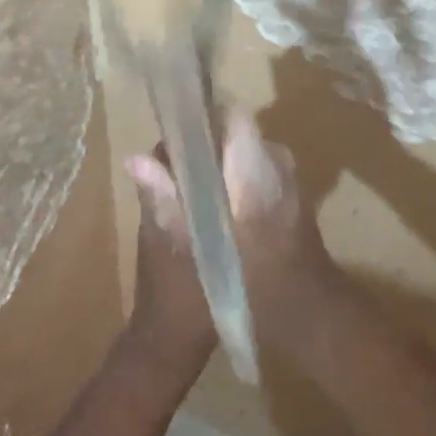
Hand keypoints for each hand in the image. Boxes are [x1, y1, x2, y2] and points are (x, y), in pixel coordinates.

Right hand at [124, 111, 336, 352]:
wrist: (301, 320)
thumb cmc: (240, 288)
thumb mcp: (185, 249)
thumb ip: (162, 200)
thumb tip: (134, 158)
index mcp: (256, 170)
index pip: (231, 115)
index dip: (197, 115)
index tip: (168, 131)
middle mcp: (279, 166)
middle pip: (231, 134)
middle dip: (197, 146)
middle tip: (166, 175)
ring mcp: (289, 182)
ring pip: (240, 154)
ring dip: (211, 168)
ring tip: (182, 197)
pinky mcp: (290, 200)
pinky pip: (252, 174)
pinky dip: (228, 184)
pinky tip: (208, 215)